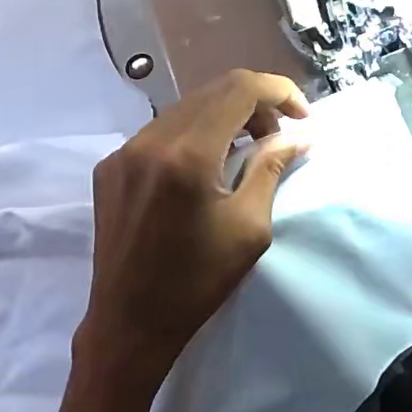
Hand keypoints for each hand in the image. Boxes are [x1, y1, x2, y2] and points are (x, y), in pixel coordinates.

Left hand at [78, 70, 309, 392]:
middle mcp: (150, 140)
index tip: (301, 116)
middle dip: (255, 104)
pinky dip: (193, 134)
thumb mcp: (249, 227)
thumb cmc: (198, 282)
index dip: (278, 91)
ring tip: (246, 150)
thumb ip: (271, 169)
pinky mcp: (110, 166)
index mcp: (188, 155)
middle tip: (279, 136)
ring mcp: (123, 151)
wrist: (129, 322)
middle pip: (213, 91)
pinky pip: (161, 131)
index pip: (240, 89)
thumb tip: (297, 137)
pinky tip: (205, 165)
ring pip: (186, 108)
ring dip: (224, 117)